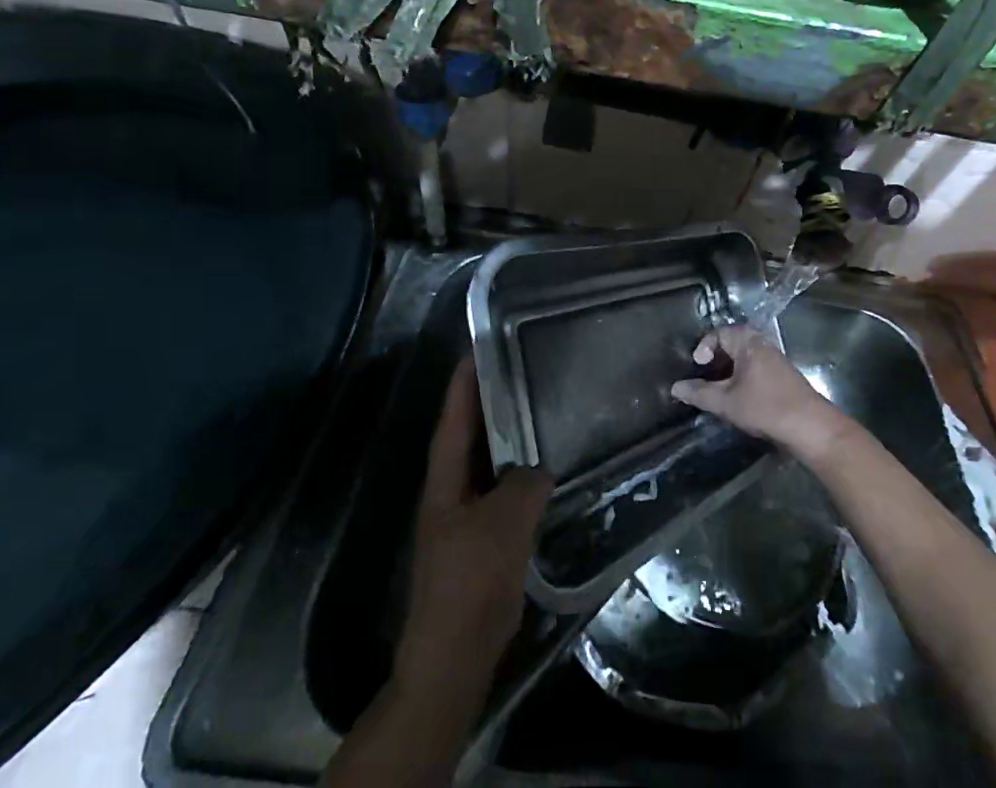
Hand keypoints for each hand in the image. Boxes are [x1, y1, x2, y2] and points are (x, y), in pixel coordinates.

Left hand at [395, 358, 553, 684]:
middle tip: (523, 369)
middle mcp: (452, 490)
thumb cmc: (472, 579)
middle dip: (491, 402)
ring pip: (491, 463)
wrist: (456, 648)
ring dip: (511, 437)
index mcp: (445, 480)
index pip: (454, 418)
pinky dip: (524, 473)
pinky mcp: (486, 537)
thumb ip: (526, 483)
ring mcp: (467, 515)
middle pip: (471, 435)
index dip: (464, 382)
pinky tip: (550, 467)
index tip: (480, 347)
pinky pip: (507, 491)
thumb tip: (539, 469)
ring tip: (541, 407)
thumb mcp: (504, 521)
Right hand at [670, 325, 851, 460]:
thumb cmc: (764, 408)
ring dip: (729, 369)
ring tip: (718, 389)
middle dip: (716, 357)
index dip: (704, 346)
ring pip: (746, 356)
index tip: (698, 366)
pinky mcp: (783, 376)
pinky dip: (742, 376)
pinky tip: (738, 397)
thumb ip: (699, 393)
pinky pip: (756, 367)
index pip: (720, 332)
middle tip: (705, 375)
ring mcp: (776, 360)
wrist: (808, 425)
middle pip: (734, 341)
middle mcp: (764, 345)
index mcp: (749, 344)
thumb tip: (676, 387)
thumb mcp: (725, 402)